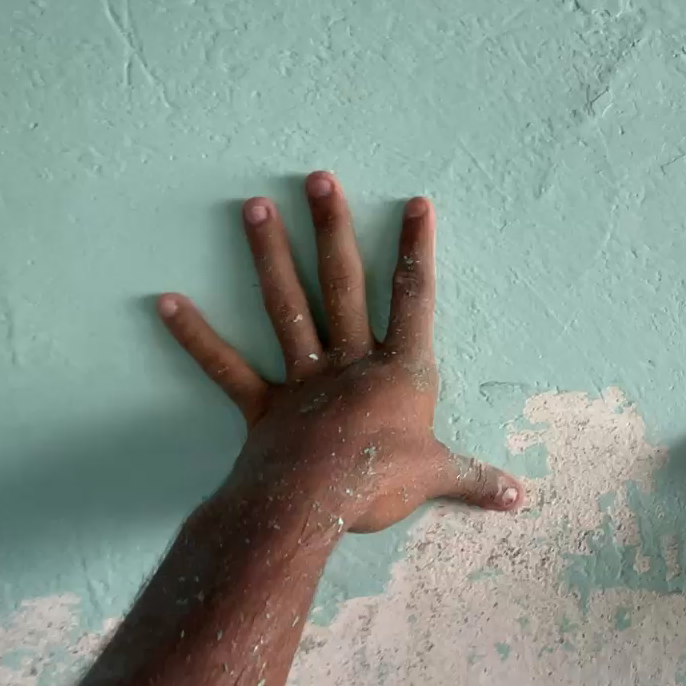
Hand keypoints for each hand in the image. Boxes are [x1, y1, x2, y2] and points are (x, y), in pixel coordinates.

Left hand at [157, 171, 522, 535]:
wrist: (309, 507)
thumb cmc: (379, 483)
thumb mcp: (439, 478)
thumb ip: (477, 479)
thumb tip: (520, 499)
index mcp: (399, 371)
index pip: (414, 299)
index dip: (417, 251)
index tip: (416, 204)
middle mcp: (351, 362)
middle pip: (343, 285)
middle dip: (334, 230)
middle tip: (319, 179)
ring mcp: (304, 379)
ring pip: (287, 308)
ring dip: (270, 256)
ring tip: (254, 206)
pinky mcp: (264, 406)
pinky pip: (228, 368)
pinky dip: (197, 337)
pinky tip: (166, 302)